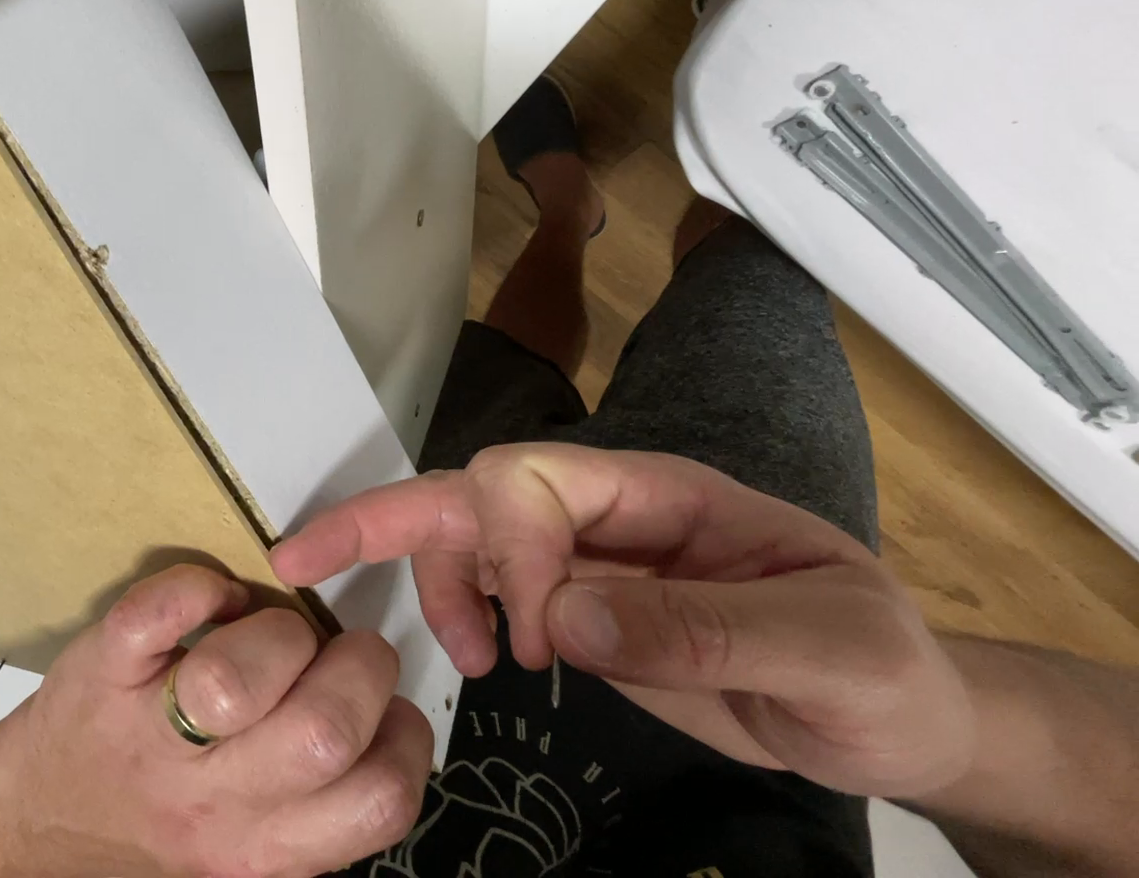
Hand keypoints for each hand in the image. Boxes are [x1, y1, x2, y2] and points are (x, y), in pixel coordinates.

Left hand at [0, 564, 432, 877]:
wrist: (36, 821)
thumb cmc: (150, 818)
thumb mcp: (243, 841)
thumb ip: (311, 796)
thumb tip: (379, 711)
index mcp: (261, 845)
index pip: (375, 799)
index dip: (400, 733)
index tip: (380, 704)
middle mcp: (209, 801)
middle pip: (322, 729)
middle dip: (356, 666)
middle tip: (332, 653)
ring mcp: (149, 732)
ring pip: (238, 676)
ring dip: (278, 631)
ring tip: (264, 631)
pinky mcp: (103, 668)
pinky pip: (158, 610)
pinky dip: (196, 583)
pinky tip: (210, 597)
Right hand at [270, 443, 976, 799]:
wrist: (889, 714)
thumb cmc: (882, 672)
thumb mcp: (833, 653)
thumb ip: (706, 627)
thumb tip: (560, 618)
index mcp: (658, 494)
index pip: (533, 478)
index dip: (505, 549)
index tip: (533, 645)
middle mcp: (600, 510)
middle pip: (469, 487)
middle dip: (384, 515)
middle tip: (304, 556)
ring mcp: (579, 555)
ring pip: (460, 532)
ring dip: (430, 579)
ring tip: (474, 662)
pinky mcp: (568, 602)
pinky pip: (479, 583)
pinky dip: (452, 609)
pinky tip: (482, 658)